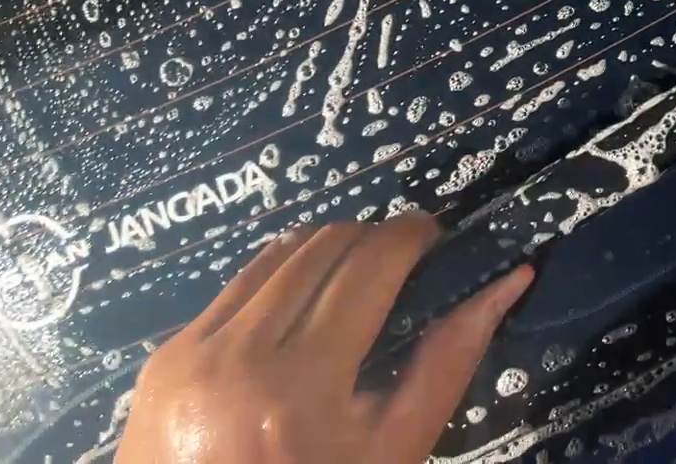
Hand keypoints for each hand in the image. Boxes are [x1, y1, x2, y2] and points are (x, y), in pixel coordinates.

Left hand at [115, 213, 533, 462]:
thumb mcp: (398, 450)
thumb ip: (452, 358)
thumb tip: (512, 278)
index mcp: (301, 386)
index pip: (372, 261)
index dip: (414, 234)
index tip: (438, 240)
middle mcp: (238, 354)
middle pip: (328, 243)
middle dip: (377, 239)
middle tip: (405, 266)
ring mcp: (190, 352)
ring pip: (284, 250)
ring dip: (334, 249)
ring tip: (359, 280)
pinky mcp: (163, 356)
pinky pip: (243, 280)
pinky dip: (288, 274)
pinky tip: (306, 308)